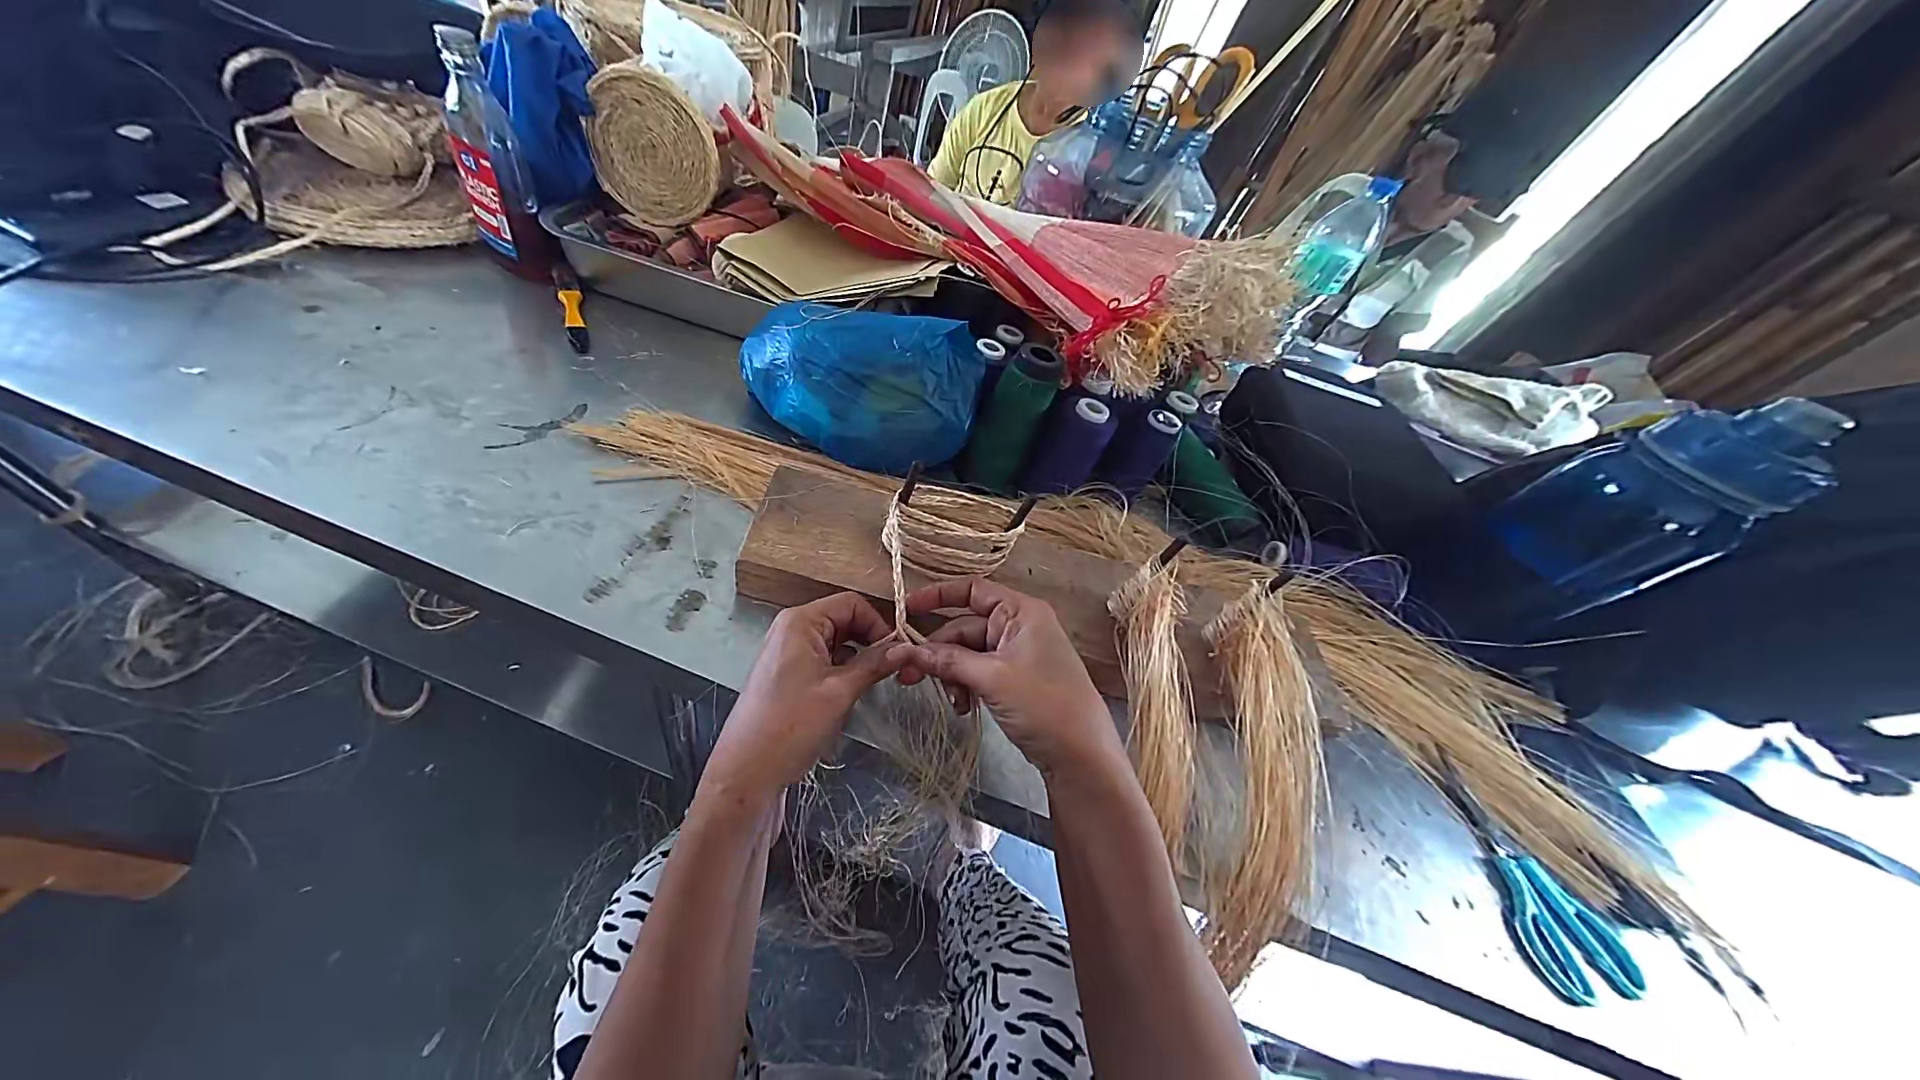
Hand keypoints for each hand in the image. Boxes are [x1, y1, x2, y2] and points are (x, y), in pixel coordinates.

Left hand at [705, 593, 904, 798]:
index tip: (897, 651)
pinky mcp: (788, 675)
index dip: (878, 624)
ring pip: (837, 642)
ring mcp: (788, 652)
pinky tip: (853, 692)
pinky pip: (825, 660)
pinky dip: (844, 670)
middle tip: (894, 668)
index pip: (852, 603)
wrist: (747, 773)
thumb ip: (875, 664)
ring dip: (860, 657)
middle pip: (845, 620)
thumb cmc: (790, 726)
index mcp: (800, 622)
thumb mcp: (840, 692)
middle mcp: (792, 630)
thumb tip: (907, 648)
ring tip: (877, 682)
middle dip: (871, 640)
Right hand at [888, 578, 1125, 782]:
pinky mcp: (1014, 679)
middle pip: (965, 627)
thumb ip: (948, 660)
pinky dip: (966, 686)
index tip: (907, 609)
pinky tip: (963, 708)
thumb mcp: (991, 678)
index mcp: (1021, 612)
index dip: (938, 595)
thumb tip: (907, 651)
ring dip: (952, 674)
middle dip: (938, 651)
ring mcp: (1017, 653)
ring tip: (950, 700)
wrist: (1081, 753)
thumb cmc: (1043, 704)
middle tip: (908, 675)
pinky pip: (978, 672)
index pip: (973, 590)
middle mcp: (1019, 626)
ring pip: (968, 653)